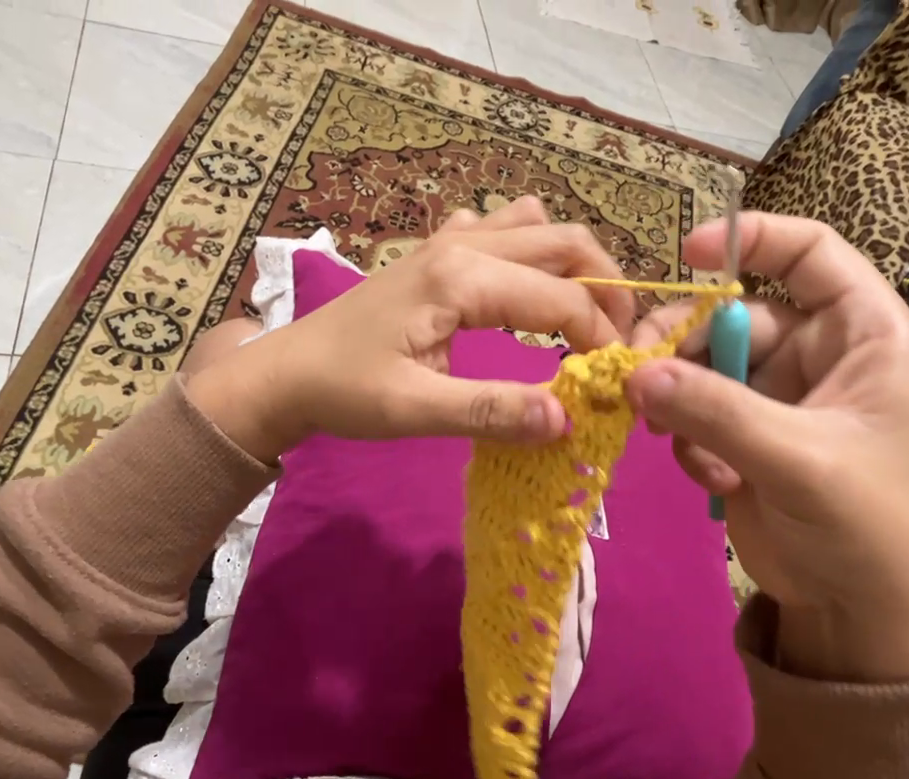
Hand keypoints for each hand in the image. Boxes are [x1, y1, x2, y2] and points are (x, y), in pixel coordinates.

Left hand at [186, 197, 633, 460]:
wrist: (288, 371)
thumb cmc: (345, 391)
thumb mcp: (415, 410)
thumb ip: (491, 412)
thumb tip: (567, 419)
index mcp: (463, 278)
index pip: (563, 300)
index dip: (602, 340)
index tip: (617, 384)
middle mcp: (465, 242)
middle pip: (567, 244)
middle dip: (608, 291)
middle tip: (620, 345)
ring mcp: (451, 239)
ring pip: (541, 231)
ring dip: (576, 267)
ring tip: (588, 320)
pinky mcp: (439, 251)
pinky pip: (503, 230)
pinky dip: (533, 253)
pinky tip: (526, 289)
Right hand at [623, 213, 908, 680]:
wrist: (859, 610)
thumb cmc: (863, 524)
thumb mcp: (798, 460)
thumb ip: (717, 412)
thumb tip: (636, 374)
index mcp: (864, 336)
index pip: (810, 255)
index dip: (752, 241)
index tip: (686, 255)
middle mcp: (818, 358)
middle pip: (736, 318)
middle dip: (686, 343)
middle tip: (636, 372)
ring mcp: (777, 402)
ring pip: (705, 369)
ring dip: (678, 398)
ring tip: (662, 432)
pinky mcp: (744, 443)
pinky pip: (696, 417)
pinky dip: (687, 440)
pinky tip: (708, 477)